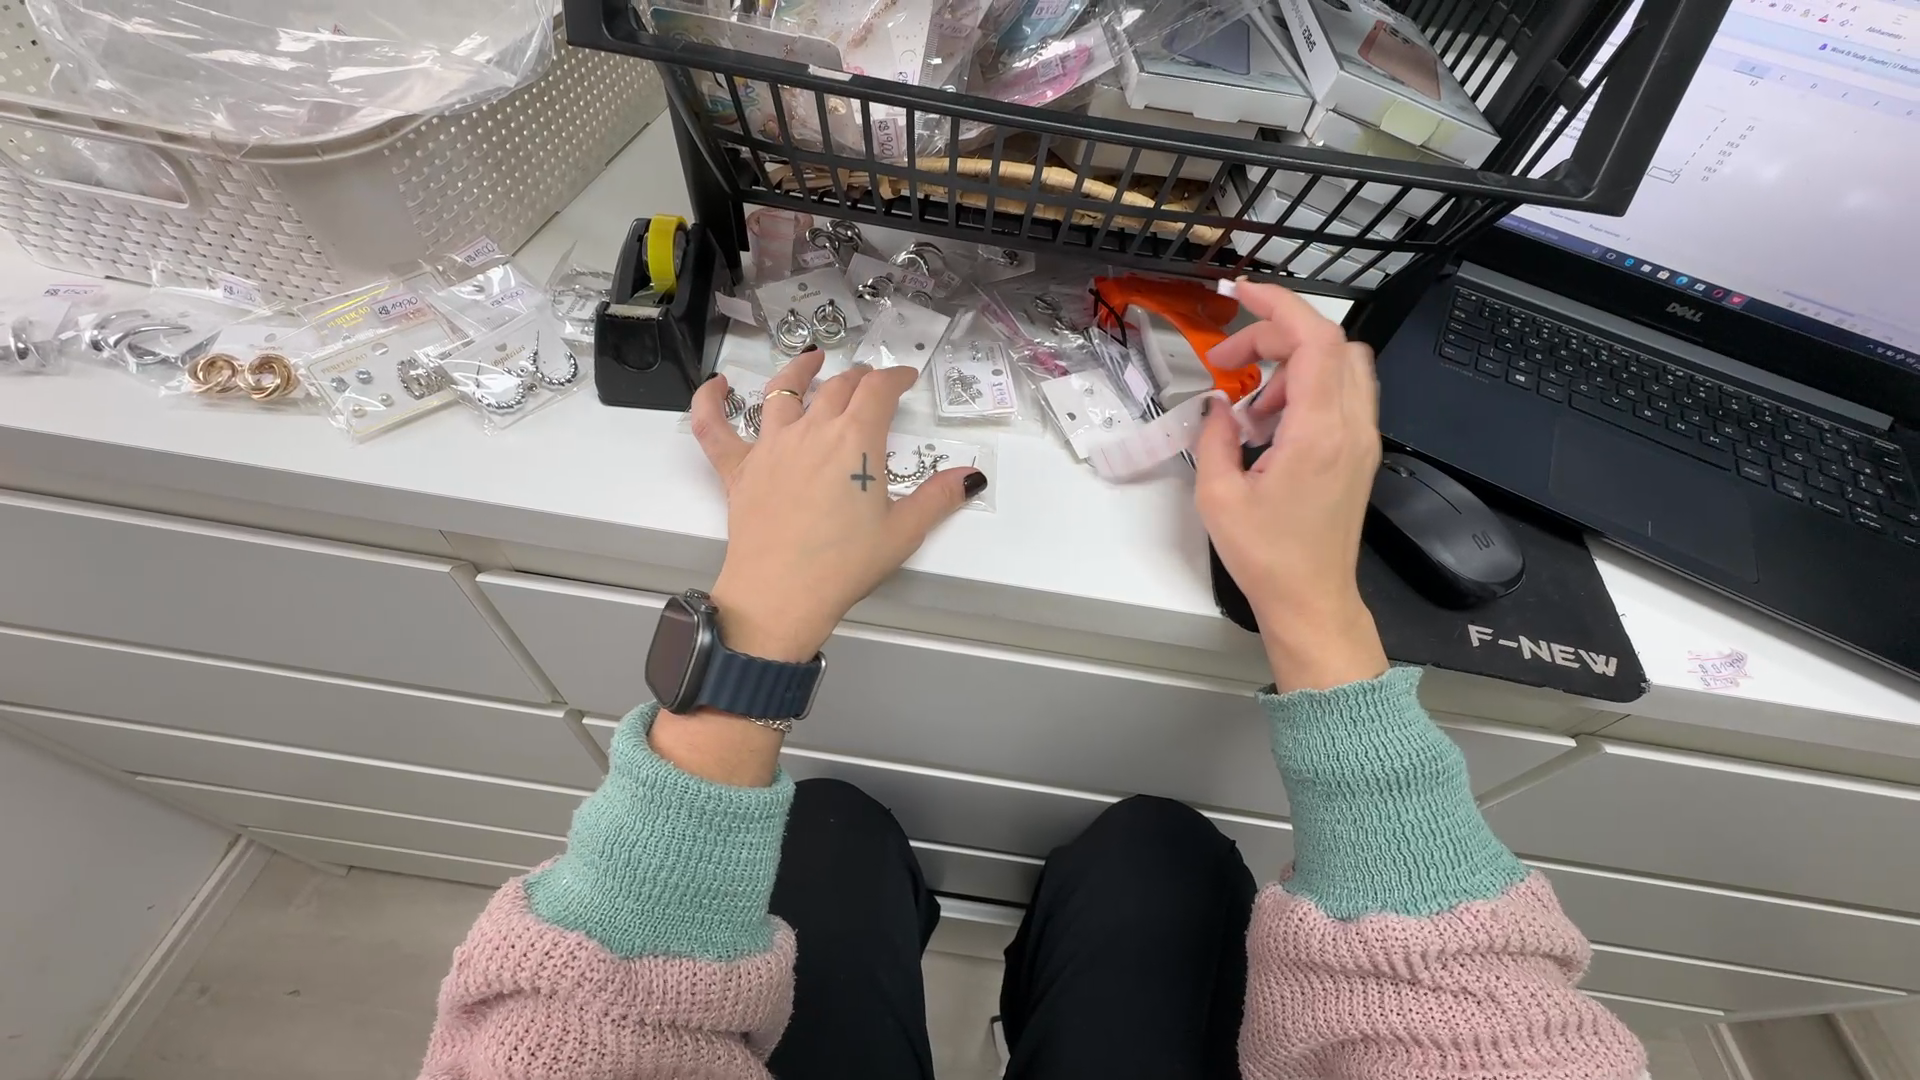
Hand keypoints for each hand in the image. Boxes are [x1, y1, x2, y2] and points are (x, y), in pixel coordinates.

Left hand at [690, 349, 985, 664]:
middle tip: (871, 382)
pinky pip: (715, 427)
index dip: (895, 377)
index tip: (906, 379)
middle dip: (859, 378)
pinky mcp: (739, 468)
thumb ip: (939, 498)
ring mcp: (771, 445)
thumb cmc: (846, 564)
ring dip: (800, 370)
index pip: (879, 390)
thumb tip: (973, 476)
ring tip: (811, 359)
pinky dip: (710, 401)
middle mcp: (813, 430)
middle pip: (838, 387)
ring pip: (783, 392)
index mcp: (856, 440)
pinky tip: (717, 385)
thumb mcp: (903, 532)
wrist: (782, 594)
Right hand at [1194, 282, 1388, 692]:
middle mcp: (1351, 428)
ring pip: (1339, 367)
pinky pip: (1339, 397)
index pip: (1313, 340)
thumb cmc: (1266, 556)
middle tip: (1228, 362)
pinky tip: (1269, 428)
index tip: (1241, 293)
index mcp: (1318, 433)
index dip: (1278, 306)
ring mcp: (1361, 440)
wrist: (1311, 599)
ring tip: (1247, 408)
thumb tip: (1217, 404)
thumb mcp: (1217, 495)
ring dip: (1289, 367)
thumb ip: (1213, 436)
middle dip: (1274, 337)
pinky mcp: (1358, 454)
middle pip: (1328, 344)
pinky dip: (1303, 391)